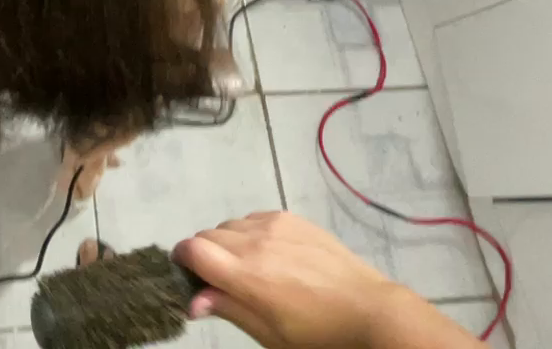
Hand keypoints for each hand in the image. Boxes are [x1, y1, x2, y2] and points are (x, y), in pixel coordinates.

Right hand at [173, 212, 478, 348]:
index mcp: (246, 274)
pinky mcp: (288, 216)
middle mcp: (253, 240)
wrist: (370, 311)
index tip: (188, 276)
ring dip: (227, 243)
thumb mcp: (270, 336)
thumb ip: (228, 309)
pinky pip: (253, 218)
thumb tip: (191, 301)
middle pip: (206, 234)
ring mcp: (272, 223)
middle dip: (205, 255)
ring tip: (250, 268)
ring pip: (229, 225)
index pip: (192, 248)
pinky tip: (270, 254)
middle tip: (222, 281)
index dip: (181, 260)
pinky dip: (249, 233)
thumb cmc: (318, 336)